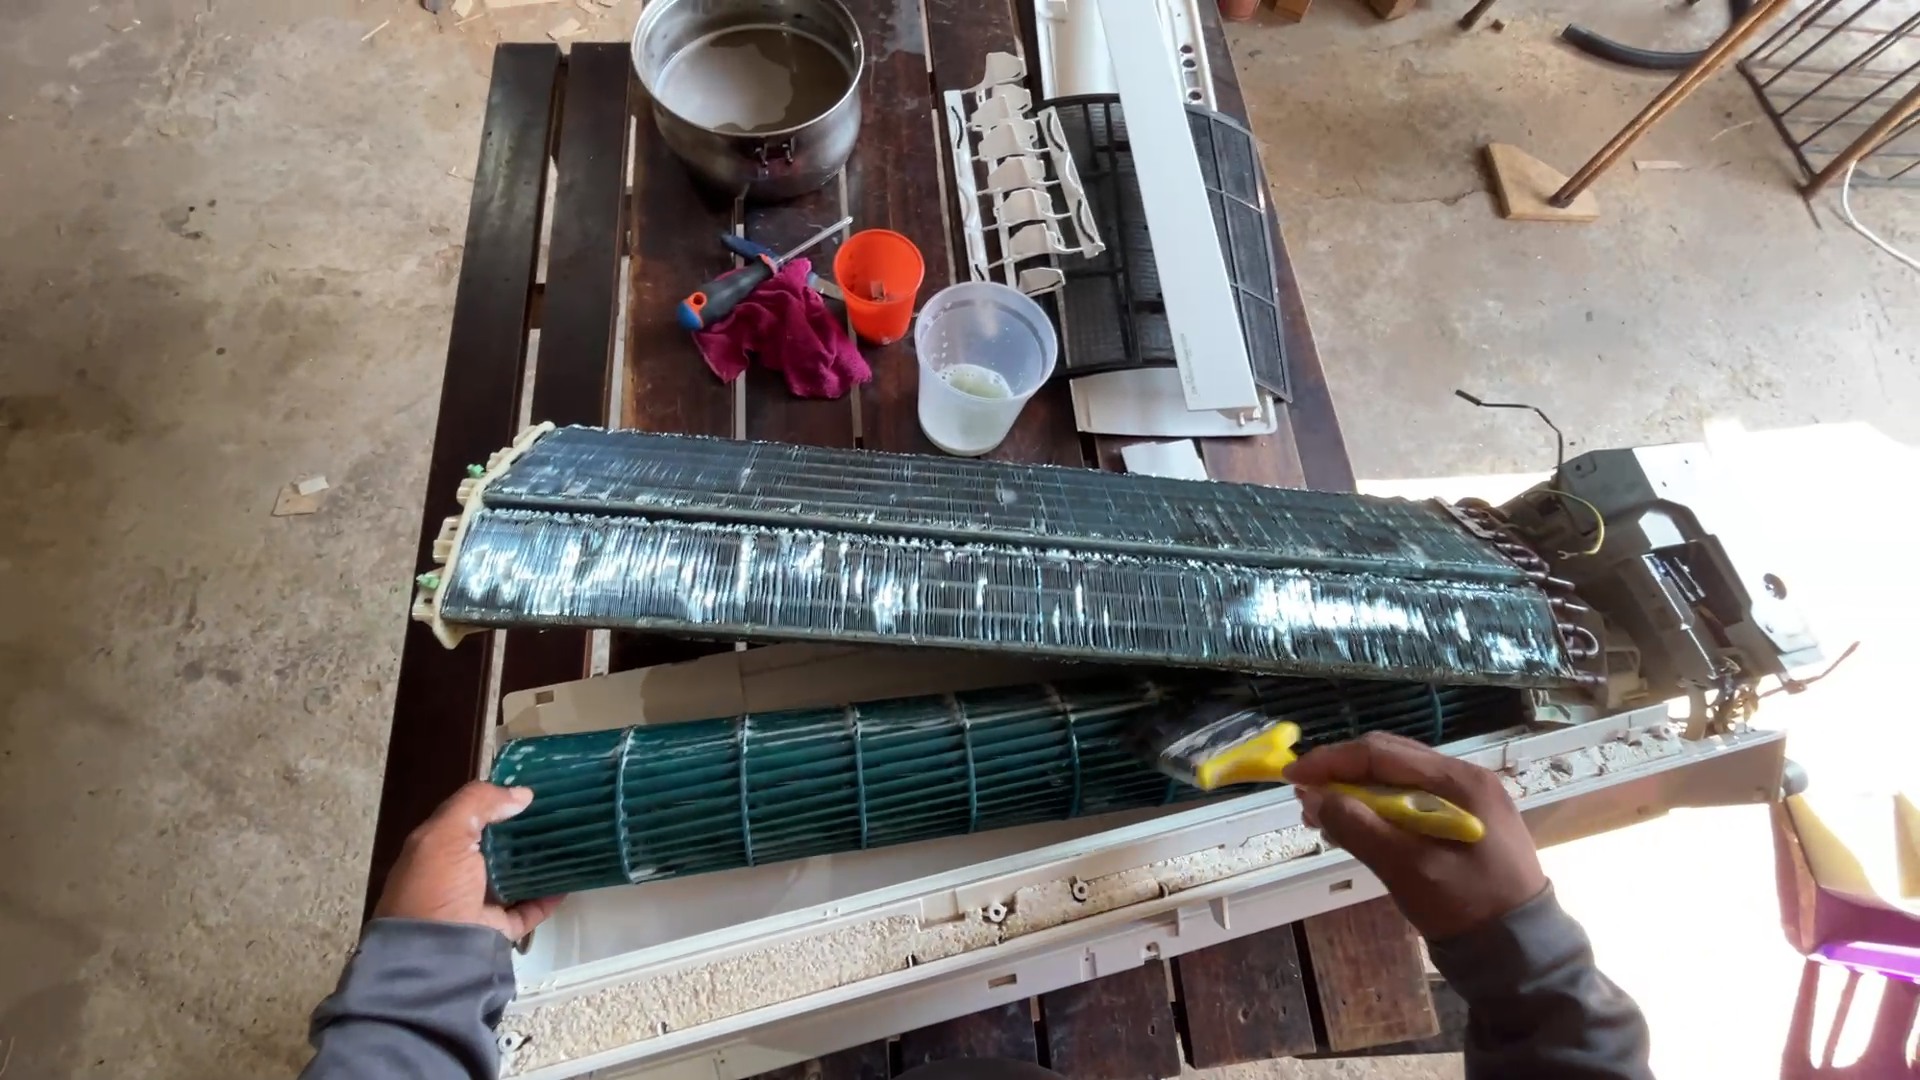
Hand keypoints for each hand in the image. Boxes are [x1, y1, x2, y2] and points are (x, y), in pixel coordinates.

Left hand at [375, 781, 565, 939]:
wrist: (432, 959)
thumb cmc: (434, 891)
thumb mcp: (443, 836)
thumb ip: (477, 804)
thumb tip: (522, 795)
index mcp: (440, 851)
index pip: (474, 817)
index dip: (501, 800)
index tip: (537, 787)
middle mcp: (459, 875)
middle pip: (501, 845)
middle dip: (529, 829)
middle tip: (565, 810)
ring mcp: (481, 903)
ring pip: (519, 874)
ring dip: (543, 860)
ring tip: (575, 839)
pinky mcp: (501, 927)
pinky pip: (532, 906)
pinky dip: (551, 893)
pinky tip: (571, 876)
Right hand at [1284, 732, 1545, 939]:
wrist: (1525, 959)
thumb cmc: (1468, 909)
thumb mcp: (1407, 868)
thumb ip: (1357, 826)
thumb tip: (1310, 796)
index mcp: (1460, 781)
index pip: (1380, 753)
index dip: (1330, 761)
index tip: (1291, 776)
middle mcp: (1464, 778)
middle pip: (1385, 759)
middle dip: (1338, 773)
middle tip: (1303, 796)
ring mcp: (1464, 798)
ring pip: (1391, 777)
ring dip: (1352, 790)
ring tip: (1320, 814)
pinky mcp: (1459, 818)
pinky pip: (1404, 797)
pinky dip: (1372, 806)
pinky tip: (1351, 825)